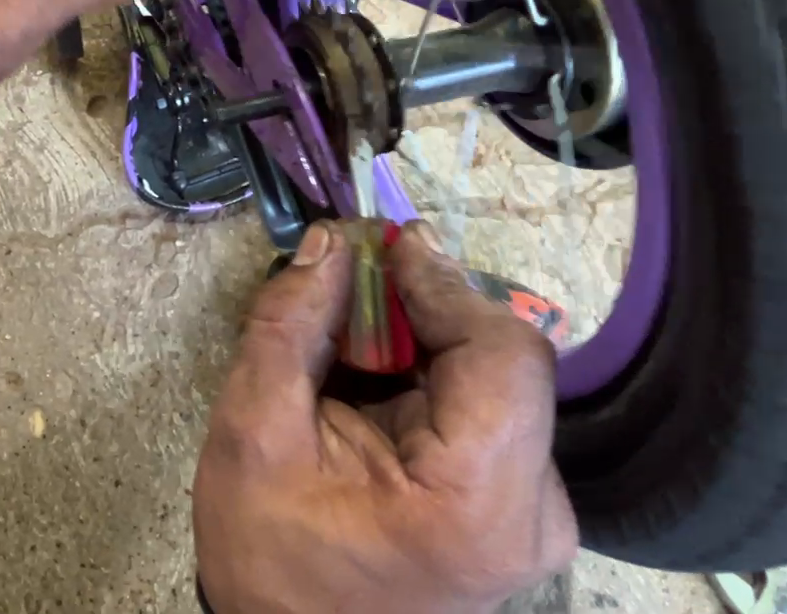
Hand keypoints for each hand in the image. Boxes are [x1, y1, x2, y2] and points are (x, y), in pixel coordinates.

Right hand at [193, 222, 577, 613]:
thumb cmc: (265, 544)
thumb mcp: (253, 426)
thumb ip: (290, 324)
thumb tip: (329, 242)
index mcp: (476, 502)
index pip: (502, 354)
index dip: (441, 285)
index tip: (379, 245)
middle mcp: (532, 507)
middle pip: (498, 359)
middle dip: (418, 305)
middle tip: (346, 274)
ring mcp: (529, 508)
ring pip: (488, 371)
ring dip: (415, 331)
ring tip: (344, 320)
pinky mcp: (509, 501)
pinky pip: (478, 399)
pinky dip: (421, 365)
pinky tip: (366, 367)